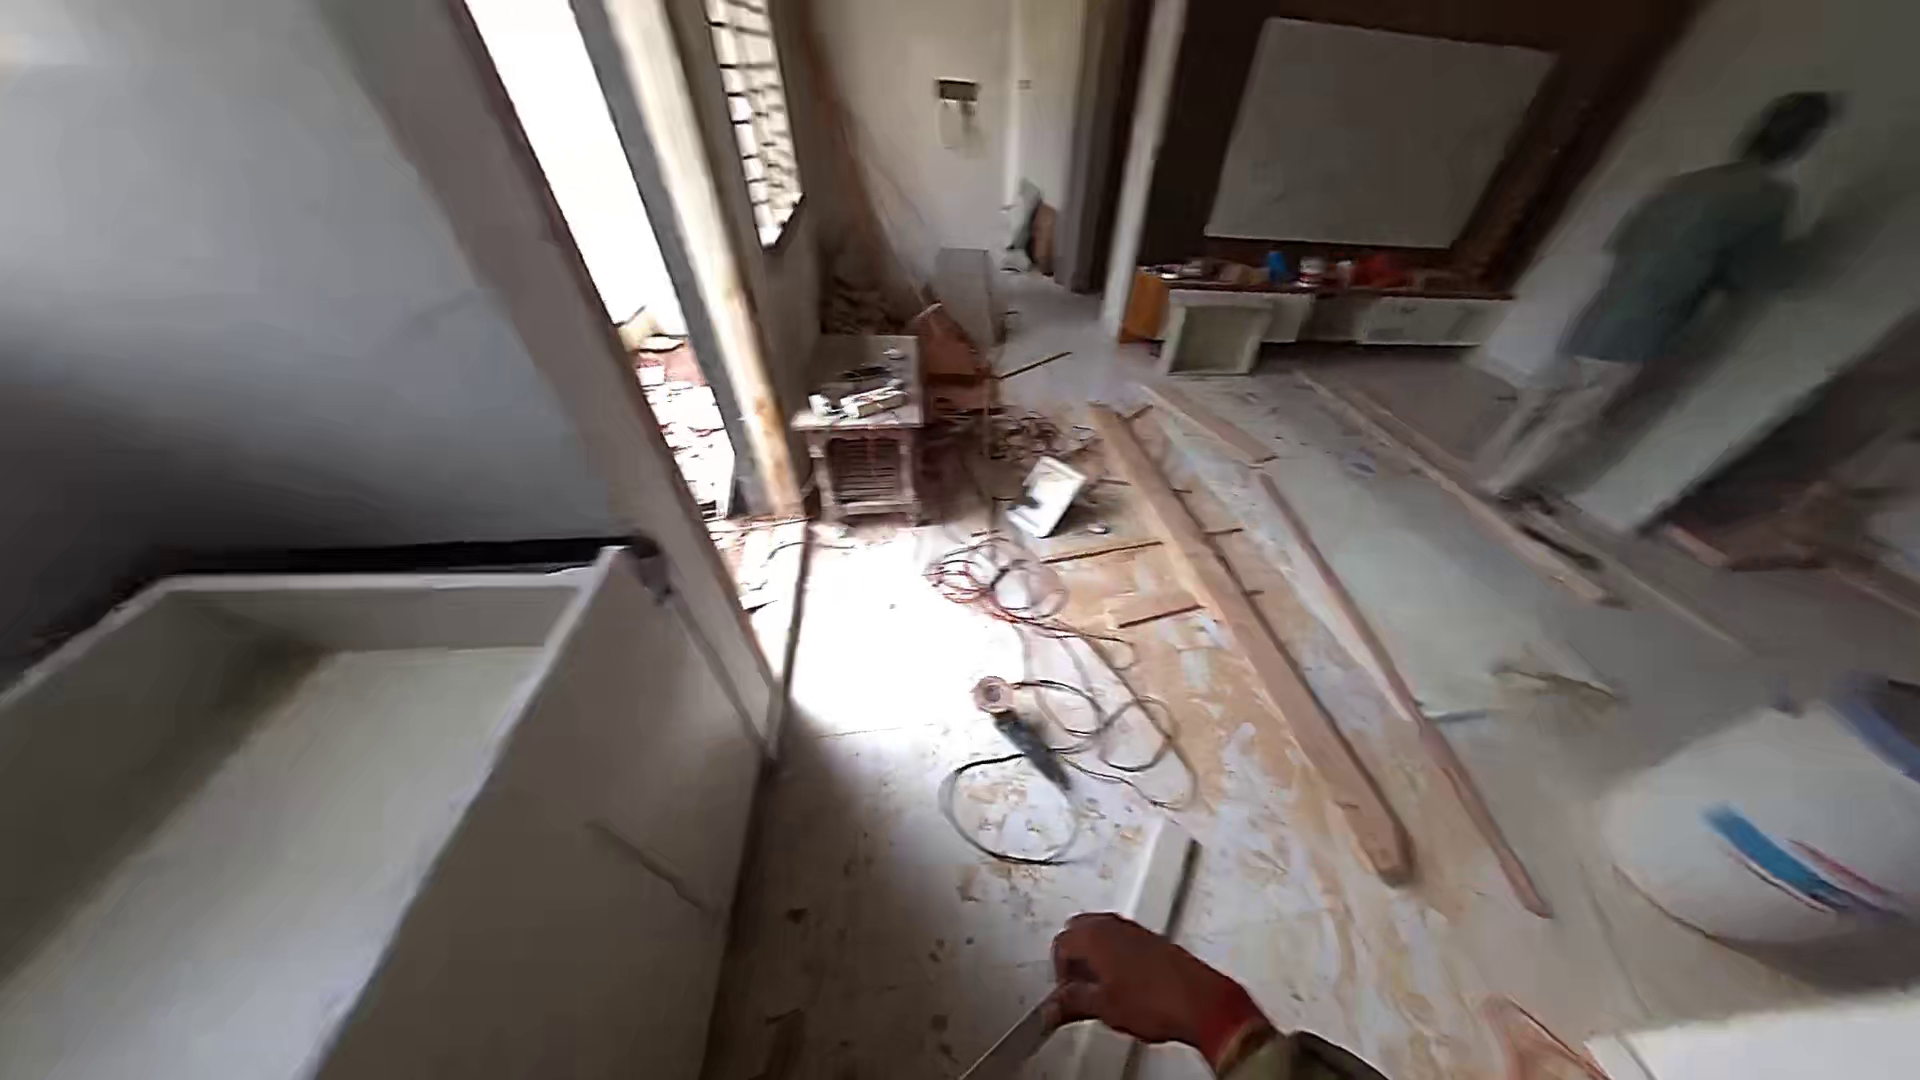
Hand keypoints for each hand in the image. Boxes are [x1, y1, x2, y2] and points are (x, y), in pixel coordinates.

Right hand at [1042, 913, 1261, 1051]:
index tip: (1064, 992)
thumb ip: (1072, 1003)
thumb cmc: (1156, 998)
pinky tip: (1121, 981)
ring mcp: (1131, 928)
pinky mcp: (1148, 937)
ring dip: (1091, 954)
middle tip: (1076, 986)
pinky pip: (1118, 937)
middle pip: (1076, 930)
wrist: (1199, 1001)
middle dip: (1072, 957)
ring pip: (1098, 931)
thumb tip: (1052, 1007)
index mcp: (1093, 934)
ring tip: (1098, 986)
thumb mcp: (1104, 1007)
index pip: (1060, 944)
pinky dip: (1111, 953)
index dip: (1058, 971)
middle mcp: (1110, 924)